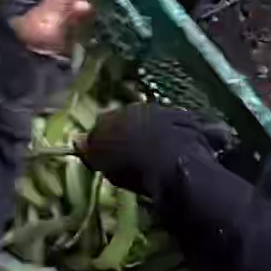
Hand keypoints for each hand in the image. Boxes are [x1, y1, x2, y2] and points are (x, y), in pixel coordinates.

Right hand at [80, 104, 235, 203]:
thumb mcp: (100, 158)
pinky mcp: (192, 127)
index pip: (106, 120)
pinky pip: (180, 131)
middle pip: (133, 119)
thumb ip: (89, 147)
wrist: (172, 164)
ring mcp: (169, 114)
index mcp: (117, 111)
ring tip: (154, 154)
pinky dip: (178, 139)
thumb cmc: (129, 162)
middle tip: (130, 152)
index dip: (105, 136)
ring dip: (155, 134)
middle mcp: (143, 106)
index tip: (106, 150)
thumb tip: (77, 139)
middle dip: (131, 132)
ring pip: (157, 123)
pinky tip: (176, 153)